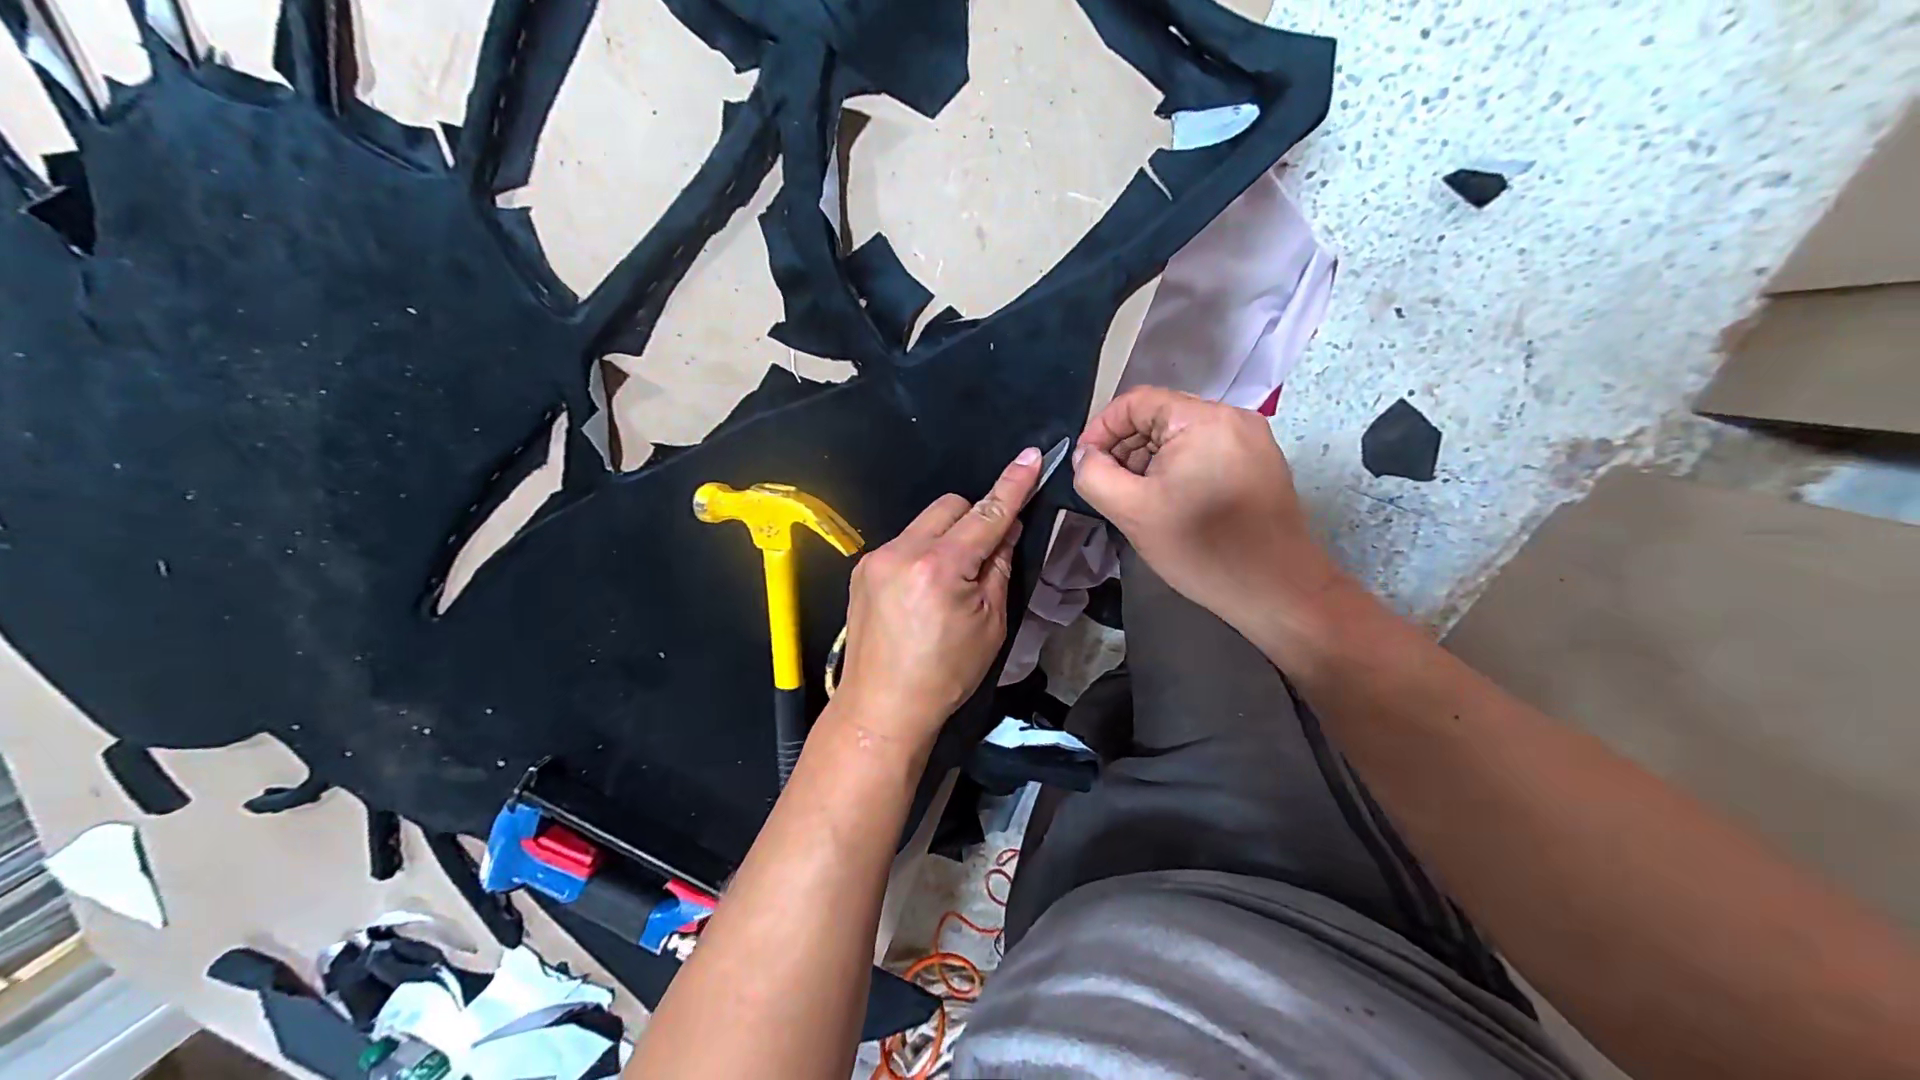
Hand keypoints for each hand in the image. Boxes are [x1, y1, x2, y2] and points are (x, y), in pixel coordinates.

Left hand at [830, 448, 1043, 751]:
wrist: (883, 707)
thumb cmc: (943, 676)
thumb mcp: (990, 624)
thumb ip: (999, 568)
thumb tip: (1006, 530)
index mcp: (939, 569)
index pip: (986, 515)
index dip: (1013, 485)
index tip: (1031, 458)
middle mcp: (902, 554)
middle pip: (951, 505)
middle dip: (974, 519)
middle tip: (986, 556)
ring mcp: (877, 559)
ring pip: (926, 523)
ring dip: (947, 538)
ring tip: (951, 583)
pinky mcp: (864, 569)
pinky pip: (904, 543)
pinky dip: (923, 554)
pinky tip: (925, 591)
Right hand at [1073, 386, 1348, 648]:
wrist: (1277, 591)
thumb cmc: (1202, 549)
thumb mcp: (1132, 511)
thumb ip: (1094, 475)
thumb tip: (1085, 456)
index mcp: (1203, 419)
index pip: (1135, 401)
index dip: (1101, 429)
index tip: (1085, 465)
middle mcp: (1232, 418)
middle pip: (1159, 416)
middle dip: (1125, 447)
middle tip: (1108, 486)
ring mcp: (1250, 441)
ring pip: (1180, 436)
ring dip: (1148, 460)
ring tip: (1135, 499)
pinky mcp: (1258, 464)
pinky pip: (1204, 452)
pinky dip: (1176, 469)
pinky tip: (1167, 503)